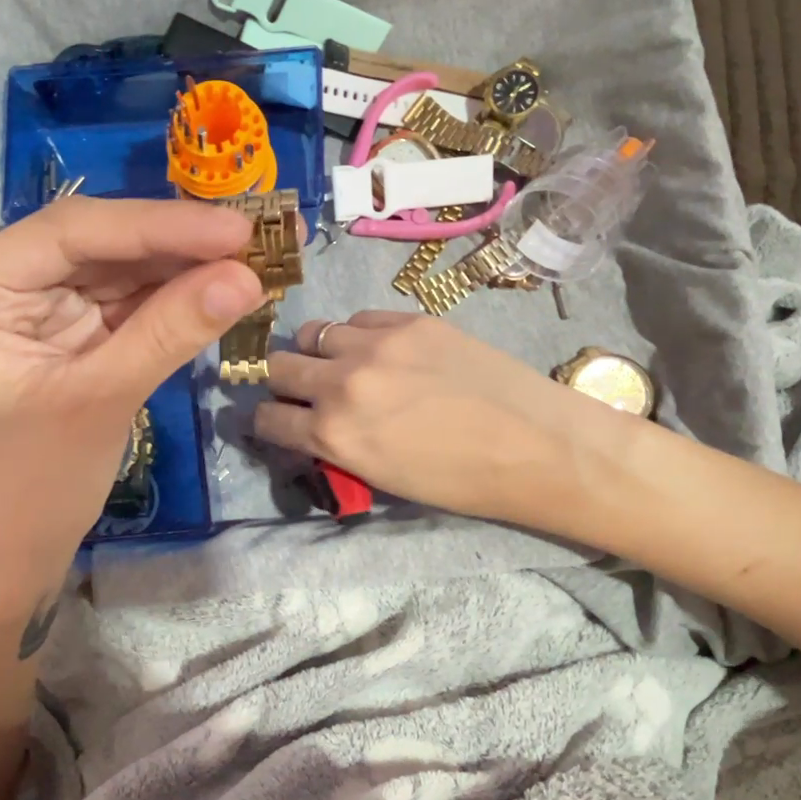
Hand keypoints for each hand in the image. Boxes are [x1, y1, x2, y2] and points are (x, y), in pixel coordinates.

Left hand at [0, 197, 263, 585]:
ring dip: (186, 264)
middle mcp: (2, 280)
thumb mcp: (101, 401)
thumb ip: (169, 332)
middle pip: (99, 241)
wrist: (17, 551)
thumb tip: (247, 277)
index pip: (72, 232)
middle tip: (261, 233)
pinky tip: (224, 283)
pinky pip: (128, 299)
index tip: (235, 228)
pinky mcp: (70, 330)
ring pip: (120, 266)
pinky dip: (175, 295)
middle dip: (178, 241)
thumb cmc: (34, 485)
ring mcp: (37, 304)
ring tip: (258, 255)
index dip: (159, 225)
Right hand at [254, 312, 644, 534]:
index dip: (269, 422)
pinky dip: (357, 335)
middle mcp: (340, 384)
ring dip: (315, 350)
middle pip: (277, 367)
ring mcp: (374, 345)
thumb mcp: (380, 478)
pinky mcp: (409, 320)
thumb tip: (313, 425)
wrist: (534, 445)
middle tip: (305, 390)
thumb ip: (335, 447)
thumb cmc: (458, 482)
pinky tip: (380, 350)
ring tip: (339, 362)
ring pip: (311, 332)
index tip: (279, 421)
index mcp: (331, 436)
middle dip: (283, 382)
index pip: (266, 419)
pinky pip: (358, 317)